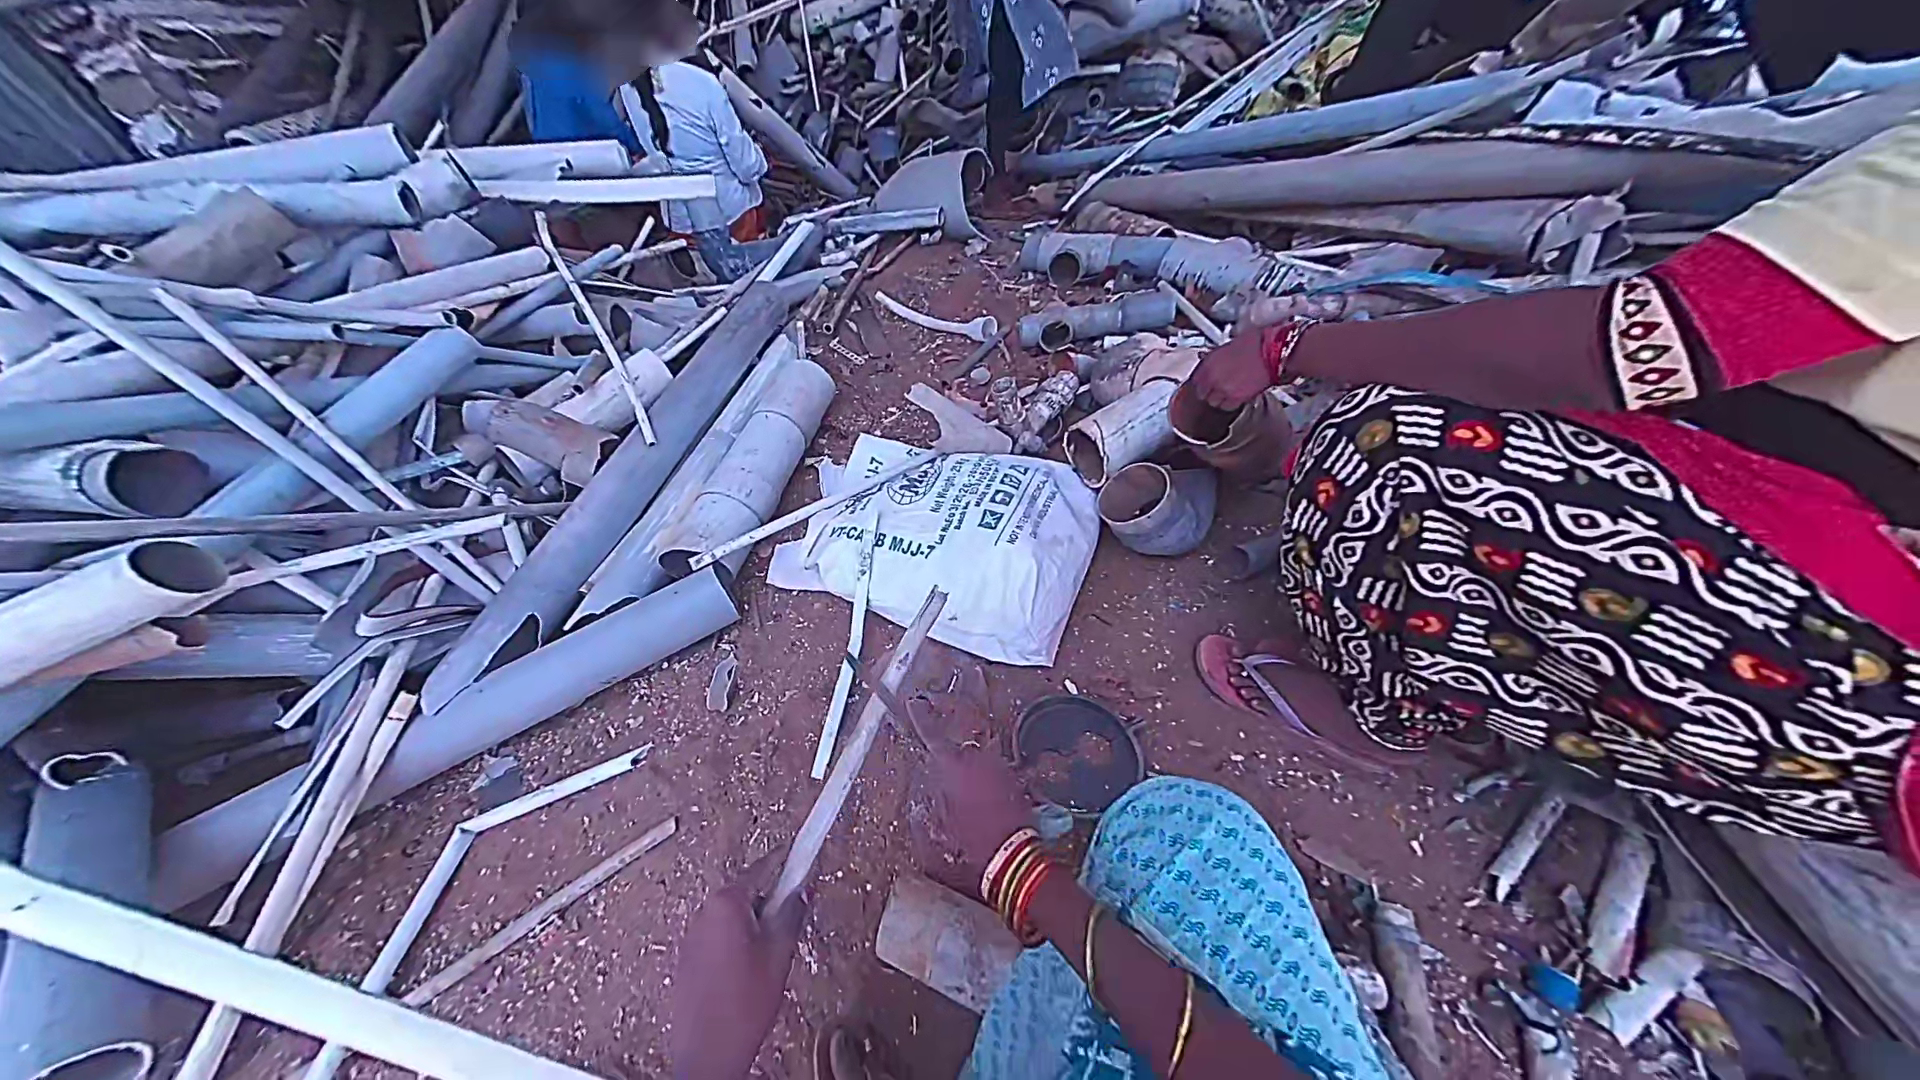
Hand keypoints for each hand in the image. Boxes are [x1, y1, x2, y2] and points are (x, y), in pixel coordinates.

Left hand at [671, 851, 807, 1079]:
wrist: (706, 1059)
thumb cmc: (743, 1006)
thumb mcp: (781, 952)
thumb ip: (794, 911)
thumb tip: (803, 888)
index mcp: (727, 902)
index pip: (767, 865)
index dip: (791, 859)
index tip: (807, 848)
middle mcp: (705, 910)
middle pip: (750, 889)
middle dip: (771, 903)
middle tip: (787, 928)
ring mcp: (693, 934)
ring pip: (736, 914)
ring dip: (754, 924)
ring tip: (766, 958)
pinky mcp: (687, 957)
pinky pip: (720, 934)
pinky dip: (737, 942)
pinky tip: (747, 972)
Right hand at [913, 697, 1034, 898]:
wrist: (1014, 859)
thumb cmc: (971, 845)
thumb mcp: (938, 830)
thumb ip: (928, 807)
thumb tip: (920, 800)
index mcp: (952, 768)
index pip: (931, 736)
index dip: (921, 718)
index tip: (914, 702)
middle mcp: (976, 760)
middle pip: (959, 751)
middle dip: (953, 765)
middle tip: (950, 790)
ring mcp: (998, 767)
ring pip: (979, 763)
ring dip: (973, 776)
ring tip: (972, 806)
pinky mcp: (1015, 779)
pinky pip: (995, 775)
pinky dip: (989, 785)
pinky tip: (988, 809)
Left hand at [1187, 328, 1273, 410]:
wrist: (1274, 350)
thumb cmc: (1256, 343)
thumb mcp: (1228, 347)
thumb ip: (1215, 360)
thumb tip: (1212, 365)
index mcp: (1208, 364)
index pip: (1195, 381)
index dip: (1201, 383)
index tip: (1205, 383)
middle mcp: (1212, 378)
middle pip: (1202, 394)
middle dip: (1209, 391)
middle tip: (1218, 388)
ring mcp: (1223, 390)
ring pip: (1213, 402)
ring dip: (1219, 398)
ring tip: (1228, 392)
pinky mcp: (1236, 398)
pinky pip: (1227, 407)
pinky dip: (1230, 403)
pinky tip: (1236, 396)